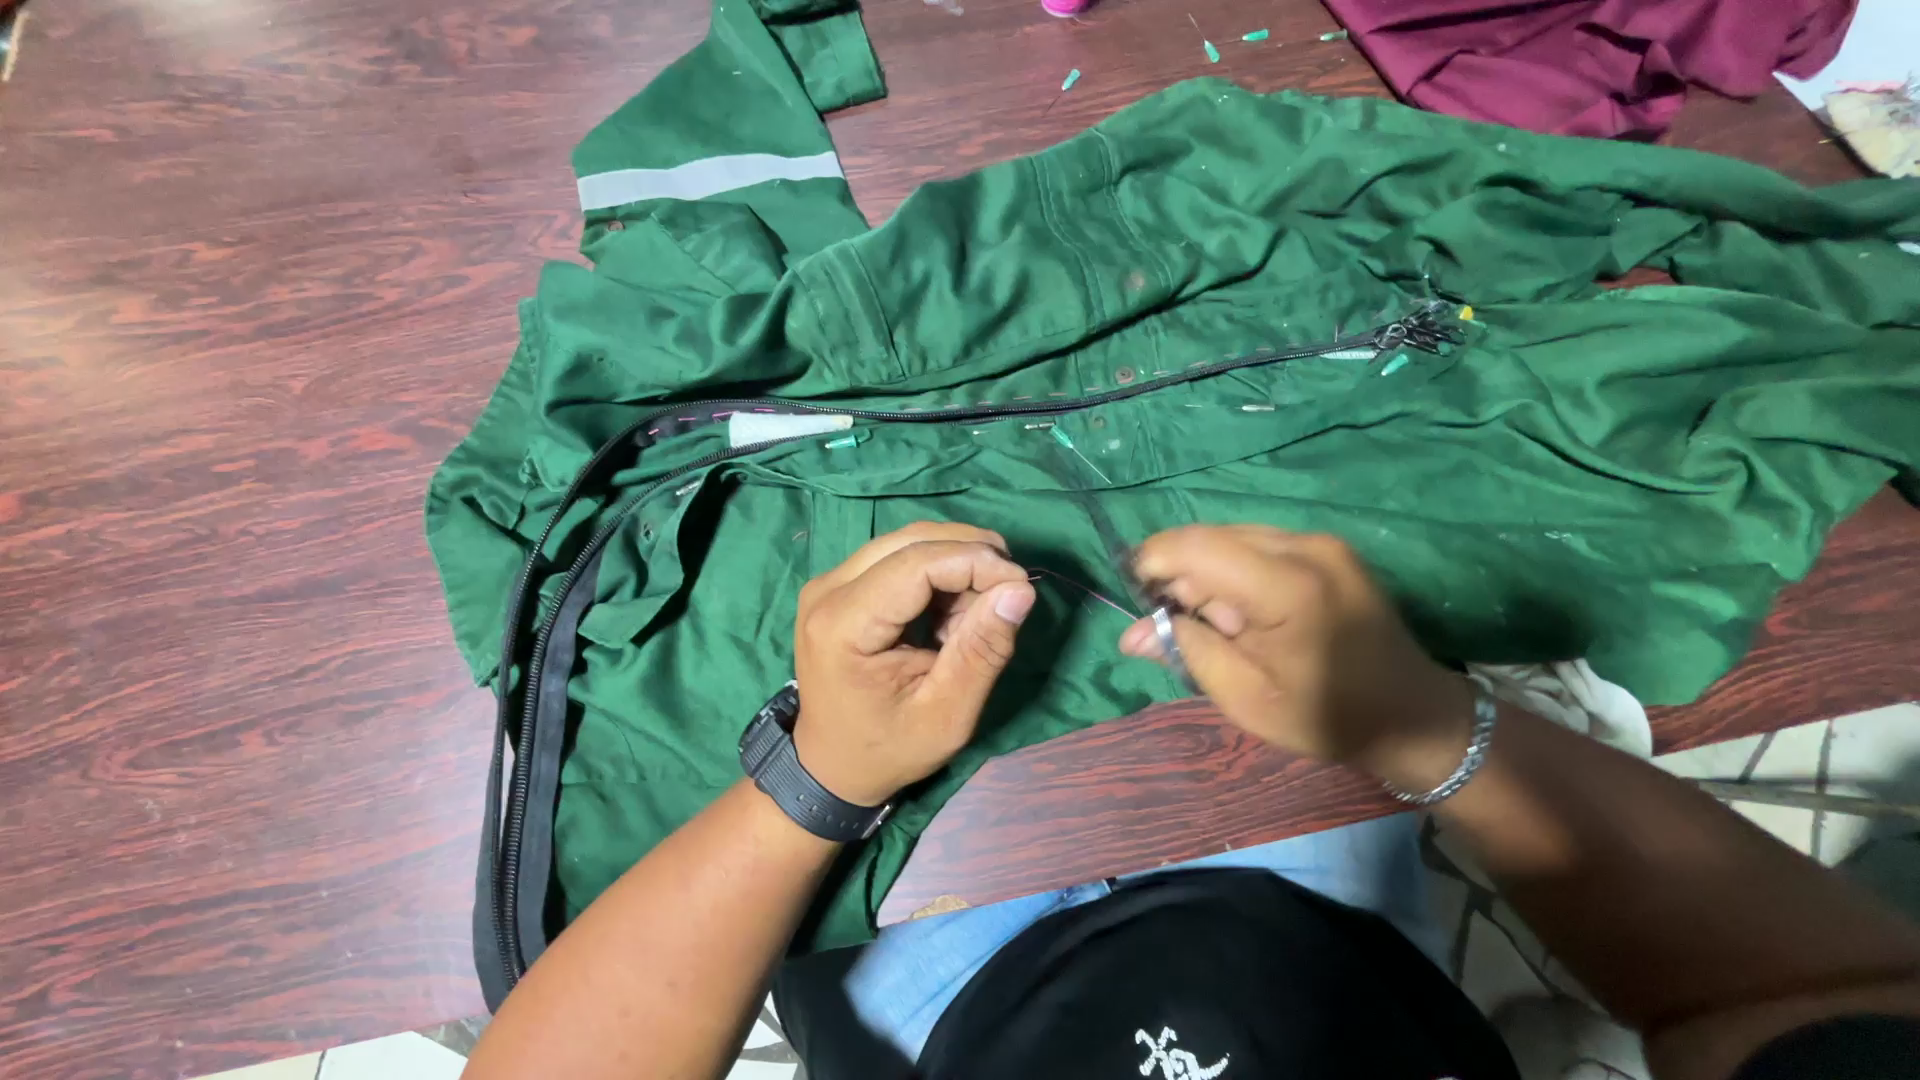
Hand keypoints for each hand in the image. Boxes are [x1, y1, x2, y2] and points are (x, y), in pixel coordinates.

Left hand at [791, 523, 1036, 806]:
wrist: (832, 765)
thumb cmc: (888, 748)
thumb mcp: (947, 715)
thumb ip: (981, 651)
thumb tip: (1021, 590)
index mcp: (843, 625)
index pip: (917, 563)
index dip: (975, 562)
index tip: (1021, 585)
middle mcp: (827, 590)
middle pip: (912, 541)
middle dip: (970, 556)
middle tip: (1007, 596)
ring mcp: (829, 582)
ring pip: (907, 541)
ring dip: (955, 563)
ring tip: (977, 612)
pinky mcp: (839, 584)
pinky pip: (897, 556)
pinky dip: (936, 571)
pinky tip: (952, 611)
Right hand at [1118, 526, 1473, 790]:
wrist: (1414, 717)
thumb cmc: (1327, 716)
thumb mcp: (1246, 698)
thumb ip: (1188, 651)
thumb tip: (1132, 633)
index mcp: (1288, 587)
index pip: (1196, 547)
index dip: (1153, 563)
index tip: (1137, 598)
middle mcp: (1306, 548)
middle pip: (1211, 538)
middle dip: (1180, 576)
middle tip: (1179, 626)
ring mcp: (1322, 544)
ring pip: (1231, 538)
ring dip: (1207, 575)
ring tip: (1218, 627)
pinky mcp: (1328, 549)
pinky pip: (1258, 546)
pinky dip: (1234, 572)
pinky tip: (1244, 614)